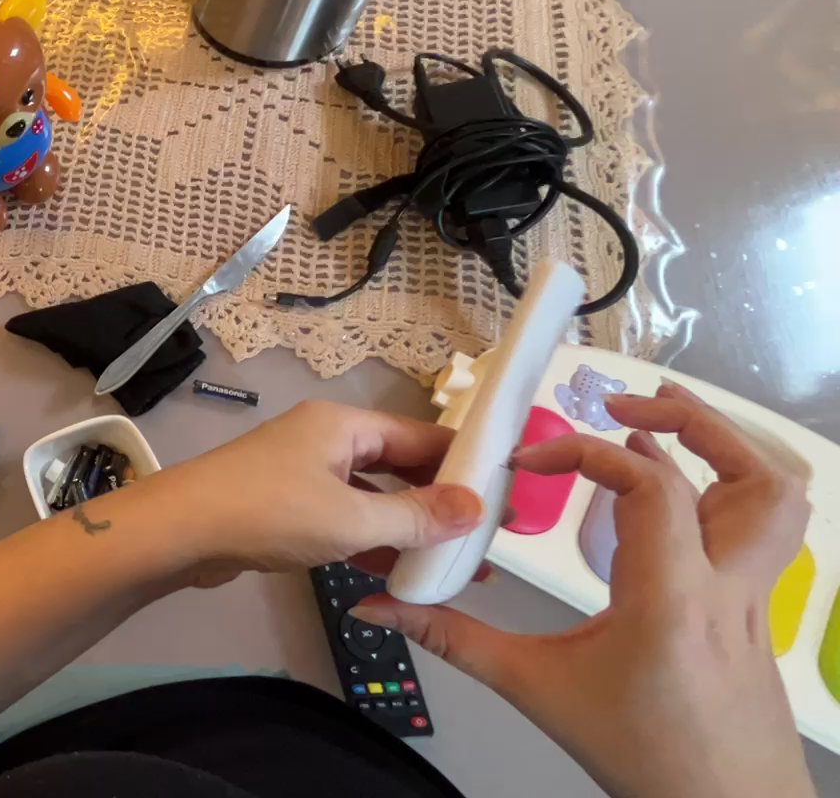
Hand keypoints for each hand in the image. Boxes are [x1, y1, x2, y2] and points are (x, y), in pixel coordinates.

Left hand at [129, 400, 483, 587]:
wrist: (182, 530)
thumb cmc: (268, 511)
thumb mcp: (352, 516)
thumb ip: (417, 515)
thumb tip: (478, 505)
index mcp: (341, 425)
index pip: (421, 435)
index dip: (467, 466)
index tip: (514, 501)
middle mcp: (323, 440)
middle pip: (398, 465)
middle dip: (443, 502)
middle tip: (494, 543)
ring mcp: (302, 472)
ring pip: (373, 496)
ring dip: (410, 528)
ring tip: (462, 568)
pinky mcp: (287, 505)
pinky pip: (344, 517)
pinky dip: (372, 541)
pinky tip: (404, 574)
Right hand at [350, 383, 815, 797]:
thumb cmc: (640, 752)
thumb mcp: (530, 687)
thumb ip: (448, 637)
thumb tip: (372, 605)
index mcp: (671, 598)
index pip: (654, 489)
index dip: (586, 453)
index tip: (527, 459)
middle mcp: (729, 588)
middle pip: (761, 480)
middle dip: (699, 423)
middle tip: (622, 400)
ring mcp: (753, 598)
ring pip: (781, 500)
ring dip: (726, 444)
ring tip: (656, 412)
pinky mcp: (750, 608)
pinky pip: (750, 527)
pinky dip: (713, 482)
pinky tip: (660, 473)